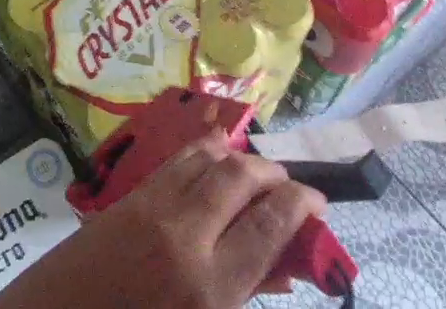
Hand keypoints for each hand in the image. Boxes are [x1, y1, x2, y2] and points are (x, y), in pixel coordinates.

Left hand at [0, 132, 329, 308]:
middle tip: (289, 185)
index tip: (317, 201)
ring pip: (207, 159)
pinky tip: (216, 156)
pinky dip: (203, 153)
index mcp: (209, 286)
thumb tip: (285, 267)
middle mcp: (185, 236)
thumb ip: (244, 292)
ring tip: (258, 170)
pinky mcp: (129, 195)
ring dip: (239, 157)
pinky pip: (175, 162)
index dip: (300, 206)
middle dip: (273, 173)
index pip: (268, 227)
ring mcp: (153, 208)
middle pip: (240, 179)